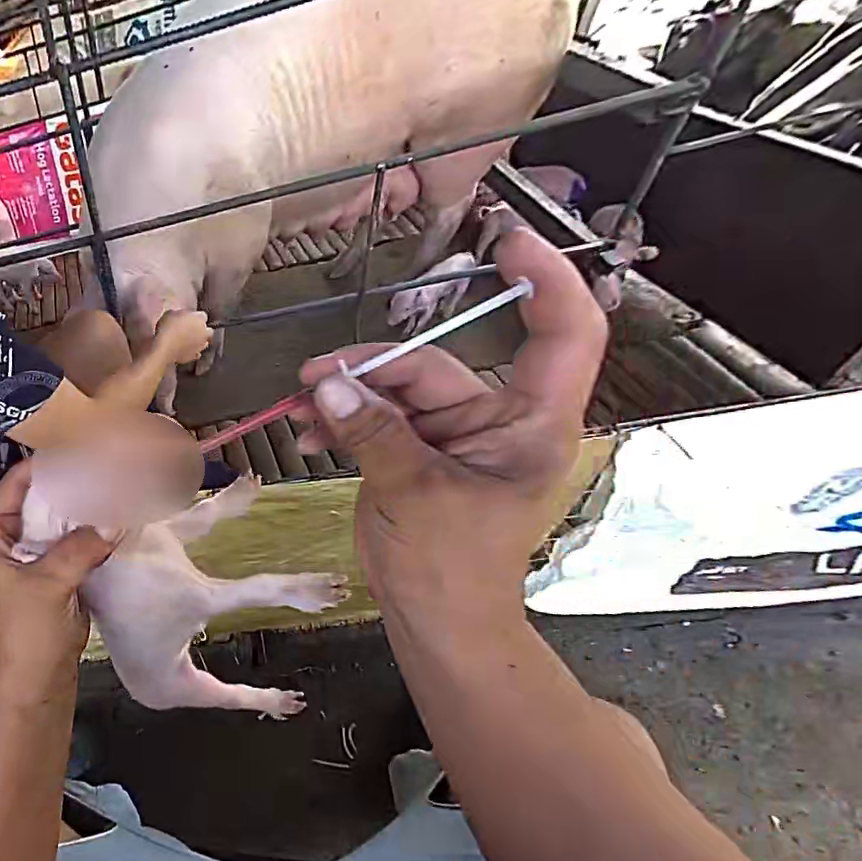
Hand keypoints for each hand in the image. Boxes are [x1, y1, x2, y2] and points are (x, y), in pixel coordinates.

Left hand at [0, 461, 115, 673]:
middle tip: (112, 463)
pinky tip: (123, 512)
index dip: (50, 461)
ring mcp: (42, 546)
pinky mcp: (65, 561)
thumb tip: (116, 519)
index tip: (86, 447)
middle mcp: (16, 531)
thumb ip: (79, 549)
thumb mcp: (49, 585)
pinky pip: (82, 533)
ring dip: (91, 503)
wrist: (42, 673)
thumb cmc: (30, 630)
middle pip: (47, 492)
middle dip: (77, 480)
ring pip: (68, 512)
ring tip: (123, 482)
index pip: (20, 479)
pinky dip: (99, 524)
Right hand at [155, 309, 211, 364]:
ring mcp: (201, 345)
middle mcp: (204, 332)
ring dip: (200, 341)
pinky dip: (193, 352)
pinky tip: (187, 351)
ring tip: (191, 341)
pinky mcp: (194, 356)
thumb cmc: (167, 327)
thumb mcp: (171, 314)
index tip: (189, 318)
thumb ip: (180, 314)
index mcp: (199, 318)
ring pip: (205, 343)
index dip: (196, 317)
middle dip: (203, 330)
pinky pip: (197, 354)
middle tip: (193, 330)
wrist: (165, 348)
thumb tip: (181, 317)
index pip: (203, 315)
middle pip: (208, 330)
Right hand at [293, 227, 606, 615]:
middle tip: (313, 377)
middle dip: (372, 369)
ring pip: (395, 394)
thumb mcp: (410, 489)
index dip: (545, 281)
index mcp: (528, 424)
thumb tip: (326, 381)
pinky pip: (376, 422)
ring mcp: (449, 439)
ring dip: (346, 398)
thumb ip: (371, 429)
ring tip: (299, 412)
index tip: (507, 240)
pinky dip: (342, 424)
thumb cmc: (448, 564)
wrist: (434, 620)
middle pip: (436, 367)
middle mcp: (493, 422)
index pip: (562, 333)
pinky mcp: (413, 456)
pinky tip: (310, 434)